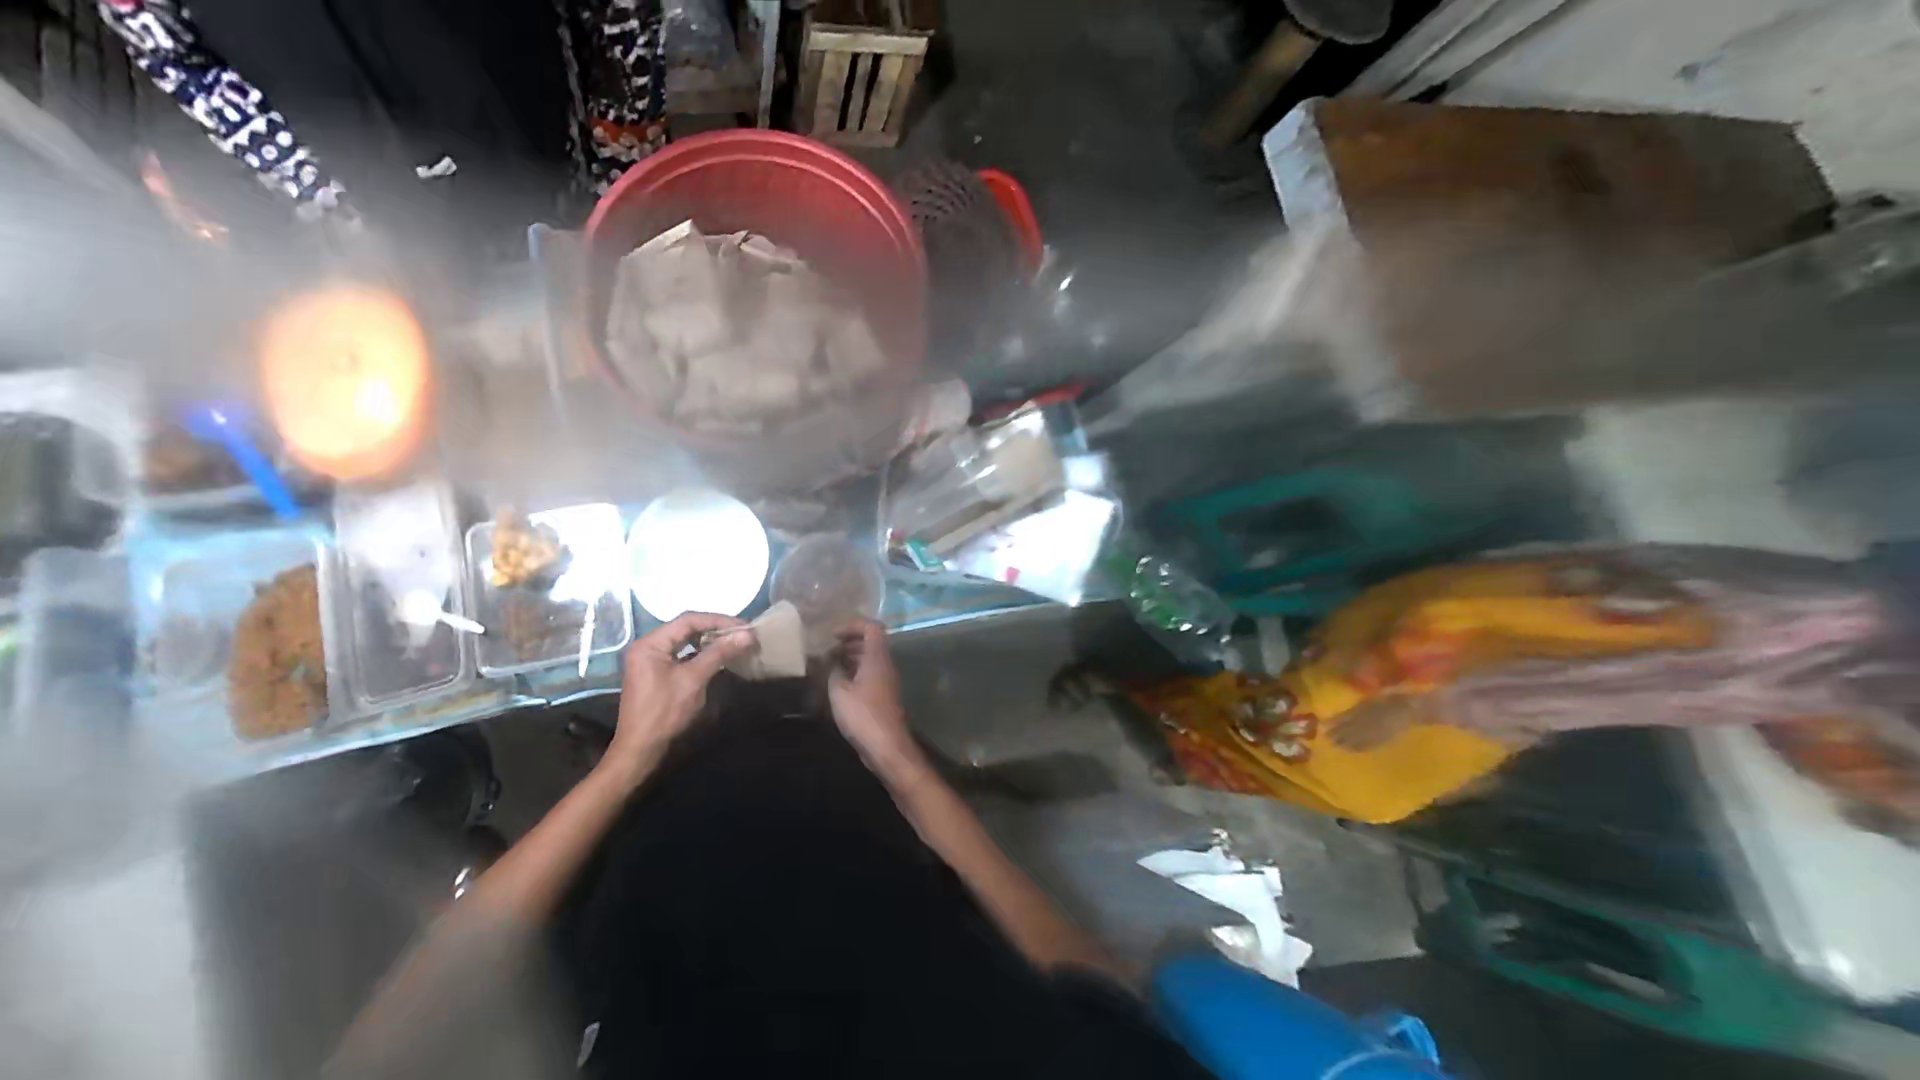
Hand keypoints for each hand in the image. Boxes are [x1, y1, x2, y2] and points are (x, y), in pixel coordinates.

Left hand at [607, 612, 752, 782]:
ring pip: (686, 643)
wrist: (641, 750)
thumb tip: (747, 634)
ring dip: (710, 642)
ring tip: (735, 643)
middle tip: (743, 634)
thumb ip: (719, 653)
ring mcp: (652, 661)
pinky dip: (701, 655)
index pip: (689, 620)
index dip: (718, 620)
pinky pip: (683, 656)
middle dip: (716, 630)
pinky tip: (720, 658)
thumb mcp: (693, 680)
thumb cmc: (664, 712)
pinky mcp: (658, 674)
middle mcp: (649, 647)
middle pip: (686, 628)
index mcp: (651, 643)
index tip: (744, 627)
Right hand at [828, 620, 918, 774]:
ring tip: (827, 664)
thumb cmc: (863, 715)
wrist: (887, 747)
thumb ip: (832, 671)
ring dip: (850, 657)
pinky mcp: (882, 696)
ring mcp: (886, 681)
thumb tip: (827, 660)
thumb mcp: (839, 691)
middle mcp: (885, 665)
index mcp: (877, 658)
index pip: (872, 627)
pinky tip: (837, 683)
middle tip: (827, 649)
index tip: (832, 635)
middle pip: (871, 642)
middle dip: (849, 641)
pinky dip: (854, 672)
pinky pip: (869, 674)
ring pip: (870, 659)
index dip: (852, 625)